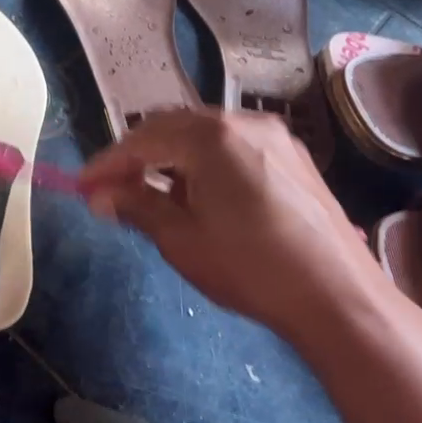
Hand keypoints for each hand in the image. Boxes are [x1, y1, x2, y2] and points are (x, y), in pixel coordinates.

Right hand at [79, 108, 384, 342]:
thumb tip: (99, 195)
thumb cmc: (250, 268)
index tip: (81, 186)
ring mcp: (274, 138)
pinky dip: (203, 161)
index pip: (141, 141)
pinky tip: (195, 192)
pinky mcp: (293, 158)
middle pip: (171, 127)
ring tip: (149, 191)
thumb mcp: (180, 239)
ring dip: (170, 156)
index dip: (106, 164)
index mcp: (211, 137)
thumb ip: (135, 206)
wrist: (340, 299)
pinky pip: (231, 147)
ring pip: (203, 135)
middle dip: (137, 155)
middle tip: (110, 188)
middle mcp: (243, 123)